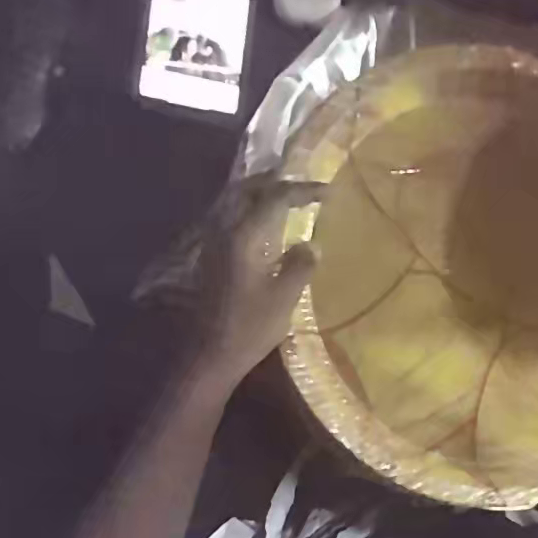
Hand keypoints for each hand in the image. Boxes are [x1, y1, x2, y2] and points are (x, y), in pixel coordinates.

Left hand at [190, 176, 323, 389]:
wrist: (209, 355)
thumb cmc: (249, 328)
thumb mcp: (284, 298)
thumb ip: (301, 266)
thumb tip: (313, 244)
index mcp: (243, 237)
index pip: (274, 198)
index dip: (302, 191)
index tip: (328, 193)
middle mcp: (223, 231)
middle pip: (247, 190)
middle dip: (276, 182)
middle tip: (303, 185)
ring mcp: (213, 243)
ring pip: (235, 202)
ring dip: (261, 194)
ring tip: (287, 198)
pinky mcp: (211, 257)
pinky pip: (231, 219)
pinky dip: (251, 212)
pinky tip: (266, 226)